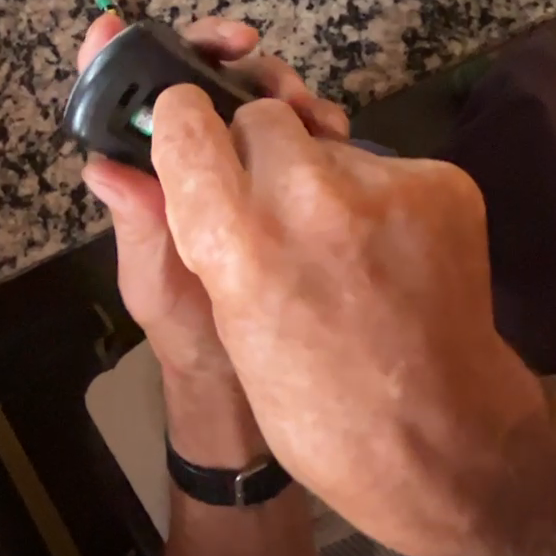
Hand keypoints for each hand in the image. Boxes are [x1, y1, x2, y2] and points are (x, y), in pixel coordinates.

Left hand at [76, 15, 348, 386]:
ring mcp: (236, 156)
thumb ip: (135, 224)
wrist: (247, 363)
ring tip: (308, 108)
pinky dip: (310, 116)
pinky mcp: (278, 169)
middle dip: (222, 52)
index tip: (127, 24)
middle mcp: (188, 151)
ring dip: (276, 82)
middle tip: (251, 53)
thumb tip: (99, 168)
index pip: (123, 94)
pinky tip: (333, 132)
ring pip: (248, 91)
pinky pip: (292, 126)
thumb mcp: (153, 277)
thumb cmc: (186, 322)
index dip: (117, 50)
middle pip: (195, 73)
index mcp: (146, 167)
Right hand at [149, 88, 544, 555]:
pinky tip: (388, 248)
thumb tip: (112, 169)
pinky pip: (384, 166)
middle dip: (260, 148)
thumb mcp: (227, 322)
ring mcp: (383, 185)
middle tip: (277, 203)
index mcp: (237, 238)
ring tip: (340, 239)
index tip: (187, 124)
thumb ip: (185, 229)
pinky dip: (379, 196)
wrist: (443, 441)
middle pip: (263, 114)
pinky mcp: (441, 182)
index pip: (185, 120)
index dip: (182, 118)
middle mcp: (305, 194)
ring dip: (322, 174)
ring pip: (328, 142)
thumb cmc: (312, 401)